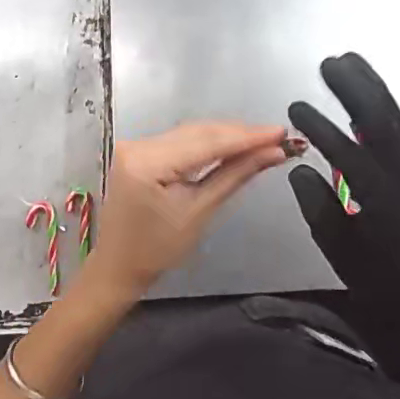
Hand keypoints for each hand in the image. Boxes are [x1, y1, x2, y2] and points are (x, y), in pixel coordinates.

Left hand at [85, 122, 287, 296]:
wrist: (118, 266)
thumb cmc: (156, 249)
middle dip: (240, 135)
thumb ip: (235, 175)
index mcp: (147, 162)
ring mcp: (135, 146)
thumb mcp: (200, 211)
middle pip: (199, 132)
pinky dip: (208, 143)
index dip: (248, 136)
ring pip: (191, 133)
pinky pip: (180, 141)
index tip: (281, 133)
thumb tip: (272, 153)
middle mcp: (138, 146)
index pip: (208, 141)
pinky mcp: (138, 152)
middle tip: (280, 138)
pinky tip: (232, 146)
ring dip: (227, 137)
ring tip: (264, 142)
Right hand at [286, 54, 399, 360]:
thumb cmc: (373, 279)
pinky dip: (383, 110)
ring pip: (399, 125)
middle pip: (387, 127)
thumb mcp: (338, 250)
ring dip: (374, 91)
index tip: (297, 110)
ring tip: (348, 64)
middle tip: (331, 64)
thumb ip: (319, 206)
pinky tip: (367, 96)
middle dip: (359, 91)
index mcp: (387, 208)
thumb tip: (300, 169)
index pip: (356, 159)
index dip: (325, 132)